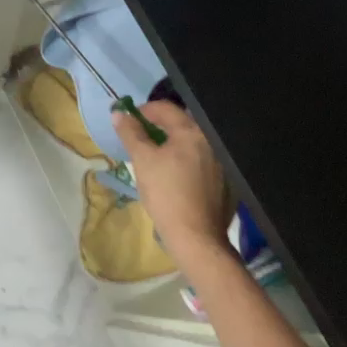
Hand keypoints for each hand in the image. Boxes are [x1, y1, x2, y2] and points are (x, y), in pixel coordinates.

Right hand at [114, 100, 232, 261]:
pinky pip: (203, 159)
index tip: (130, 122)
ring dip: (175, 143)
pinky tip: (178, 176)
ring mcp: (222, 161)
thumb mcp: (142, 160)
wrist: (196, 237)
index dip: (144, 111)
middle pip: (182, 123)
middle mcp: (211, 140)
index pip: (165, 108)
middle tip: (143, 139)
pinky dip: (188, 160)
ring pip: (193, 142)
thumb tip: (119, 113)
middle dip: (160, 126)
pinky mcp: (226, 181)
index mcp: (192, 131)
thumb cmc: (166, 194)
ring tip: (158, 157)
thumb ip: (131, 133)